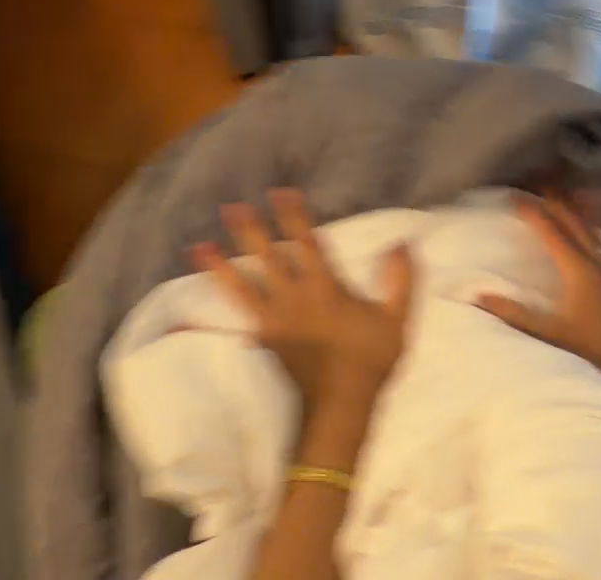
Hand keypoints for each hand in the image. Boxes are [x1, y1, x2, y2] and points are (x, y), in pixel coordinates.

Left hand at [192, 188, 416, 410]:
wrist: (340, 408)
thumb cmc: (369, 361)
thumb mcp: (395, 320)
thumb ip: (399, 280)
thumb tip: (400, 243)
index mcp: (325, 290)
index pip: (308, 245)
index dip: (294, 217)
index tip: (280, 192)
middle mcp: (294, 299)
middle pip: (268, 259)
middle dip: (250, 231)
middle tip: (231, 206)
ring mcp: (275, 320)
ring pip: (243, 286)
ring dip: (222, 263)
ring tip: (199, 245)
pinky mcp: (264, 338)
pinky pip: (239, 314)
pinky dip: (223, 299)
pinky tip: (209, 290)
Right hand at [477, 191, 600, 400]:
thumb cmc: (591, 352)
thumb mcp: (548, 334)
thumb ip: (514, 314)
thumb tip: (478, 296)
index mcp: (577, 270)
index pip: (551, 233)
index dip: (533, 214)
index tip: (516, 198)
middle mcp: (599, 263)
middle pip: (575, 226)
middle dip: (557, 205)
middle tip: (541, 188)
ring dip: (588, 213)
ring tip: (582, 192)